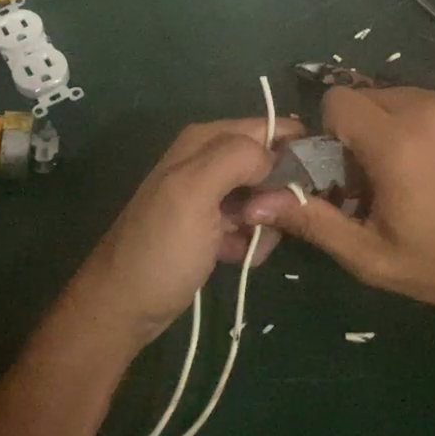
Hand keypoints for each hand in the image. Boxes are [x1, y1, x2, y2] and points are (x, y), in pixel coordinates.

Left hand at [65, 116, 302, 347]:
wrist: (124, 308)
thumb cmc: (161, 248)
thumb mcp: (194, 192)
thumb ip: (236, 158)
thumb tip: (275, 155)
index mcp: (206, 140)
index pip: (268, 128)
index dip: (292, 150)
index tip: (310, 183)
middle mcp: (210, 161)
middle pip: (271, 165)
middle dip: (277, 194)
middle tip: (259, 220)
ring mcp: (211, 197)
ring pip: (266, 199)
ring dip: (265, 224)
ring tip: (243, 243)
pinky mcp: (213, 228)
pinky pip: (252, 226)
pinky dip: (250, 242)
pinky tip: (233, 256)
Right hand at [243, 87, 434, 314]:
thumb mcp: (371, 256)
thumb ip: (313, 221)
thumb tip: (257, 200)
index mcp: (397, 143)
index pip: (338, 101)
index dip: (333, 134)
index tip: (349, 170)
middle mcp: (428, 108)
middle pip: (367, 96)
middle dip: (362, 129)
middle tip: (379, 174)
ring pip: (400, 94)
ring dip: (394, 122)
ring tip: (415, 167)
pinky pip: (433, 98)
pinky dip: (427, 119)